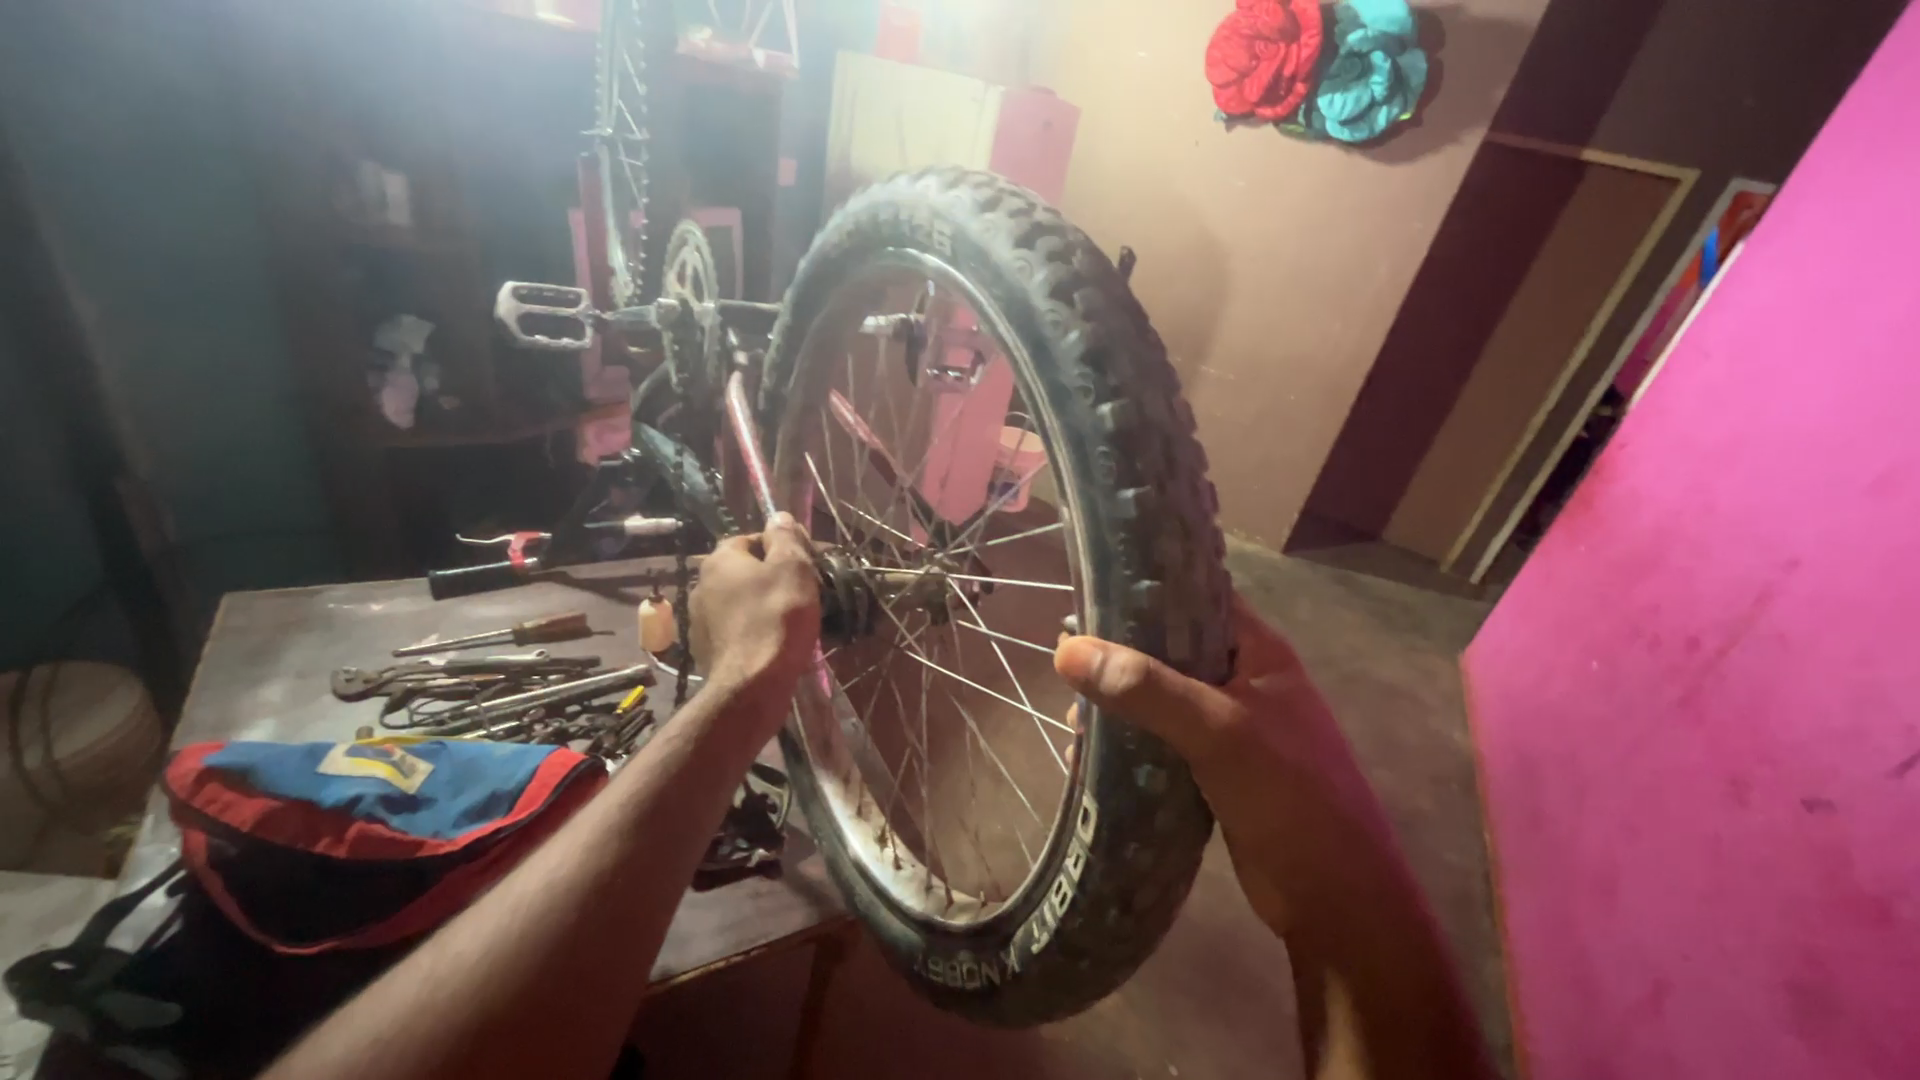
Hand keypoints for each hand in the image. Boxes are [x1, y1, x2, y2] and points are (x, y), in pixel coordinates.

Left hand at [689, 512, 820, 708]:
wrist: (751, 685)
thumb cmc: (777, 618)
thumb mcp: (792, 568)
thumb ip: (785, 537)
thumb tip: (778, 516)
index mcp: (721, 559)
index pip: (752, 538)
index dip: (782, 547)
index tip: (808, 563)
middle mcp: (702, 583)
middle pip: (745, 570)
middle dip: (773, 577)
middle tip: (805, 592)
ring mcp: (700, 618)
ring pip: (741, 601)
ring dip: (763, 604)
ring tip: (793, 620)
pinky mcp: (706, 648)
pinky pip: (736, 629)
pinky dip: (754, 630)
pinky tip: (774, 643)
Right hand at [1053, 594, 1405, 936]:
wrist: (1334, 897)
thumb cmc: (1289, 795)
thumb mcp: (1217, 730)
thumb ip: (1146, 688)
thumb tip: (1066, 651)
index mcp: (1257, 652)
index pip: (1197, 596)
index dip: (1145, 590)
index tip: (1087, 594)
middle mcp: (1242, 680)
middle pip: (1168, 649)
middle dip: (1116, 658)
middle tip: (1065, 666)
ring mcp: (1228, 728)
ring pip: (1159, 699)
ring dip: (1116, 708)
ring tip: (1072, 723)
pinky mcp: (1213, 771)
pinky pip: (1160, 743)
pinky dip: (1126, 746)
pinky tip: (1087, 760)